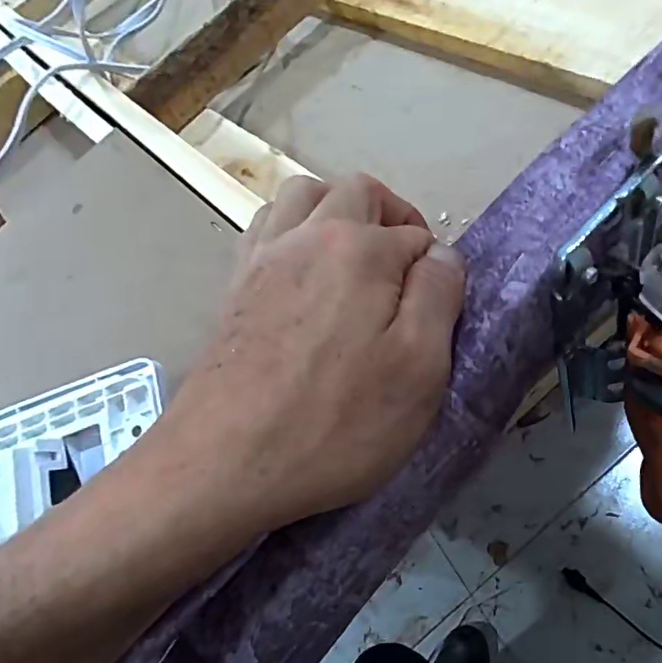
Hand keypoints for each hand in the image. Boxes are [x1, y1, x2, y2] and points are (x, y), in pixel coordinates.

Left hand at [156, 173, 464, 539]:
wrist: (219, 470)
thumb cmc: (337, 422)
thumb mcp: (421, 366)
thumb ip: (440, 295)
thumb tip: (442, 255)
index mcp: (359, 250)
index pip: (419, 236)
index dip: (437, 271)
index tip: (435, 318)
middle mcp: (306, 236)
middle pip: (358, 192)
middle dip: (394, 216)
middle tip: (409, 271)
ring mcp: (262, 259)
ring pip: (304, 196)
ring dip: (341, 213)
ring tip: (360, 263)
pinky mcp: (233, 288)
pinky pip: (268, 228)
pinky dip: (297, 231)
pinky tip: (310, 276)